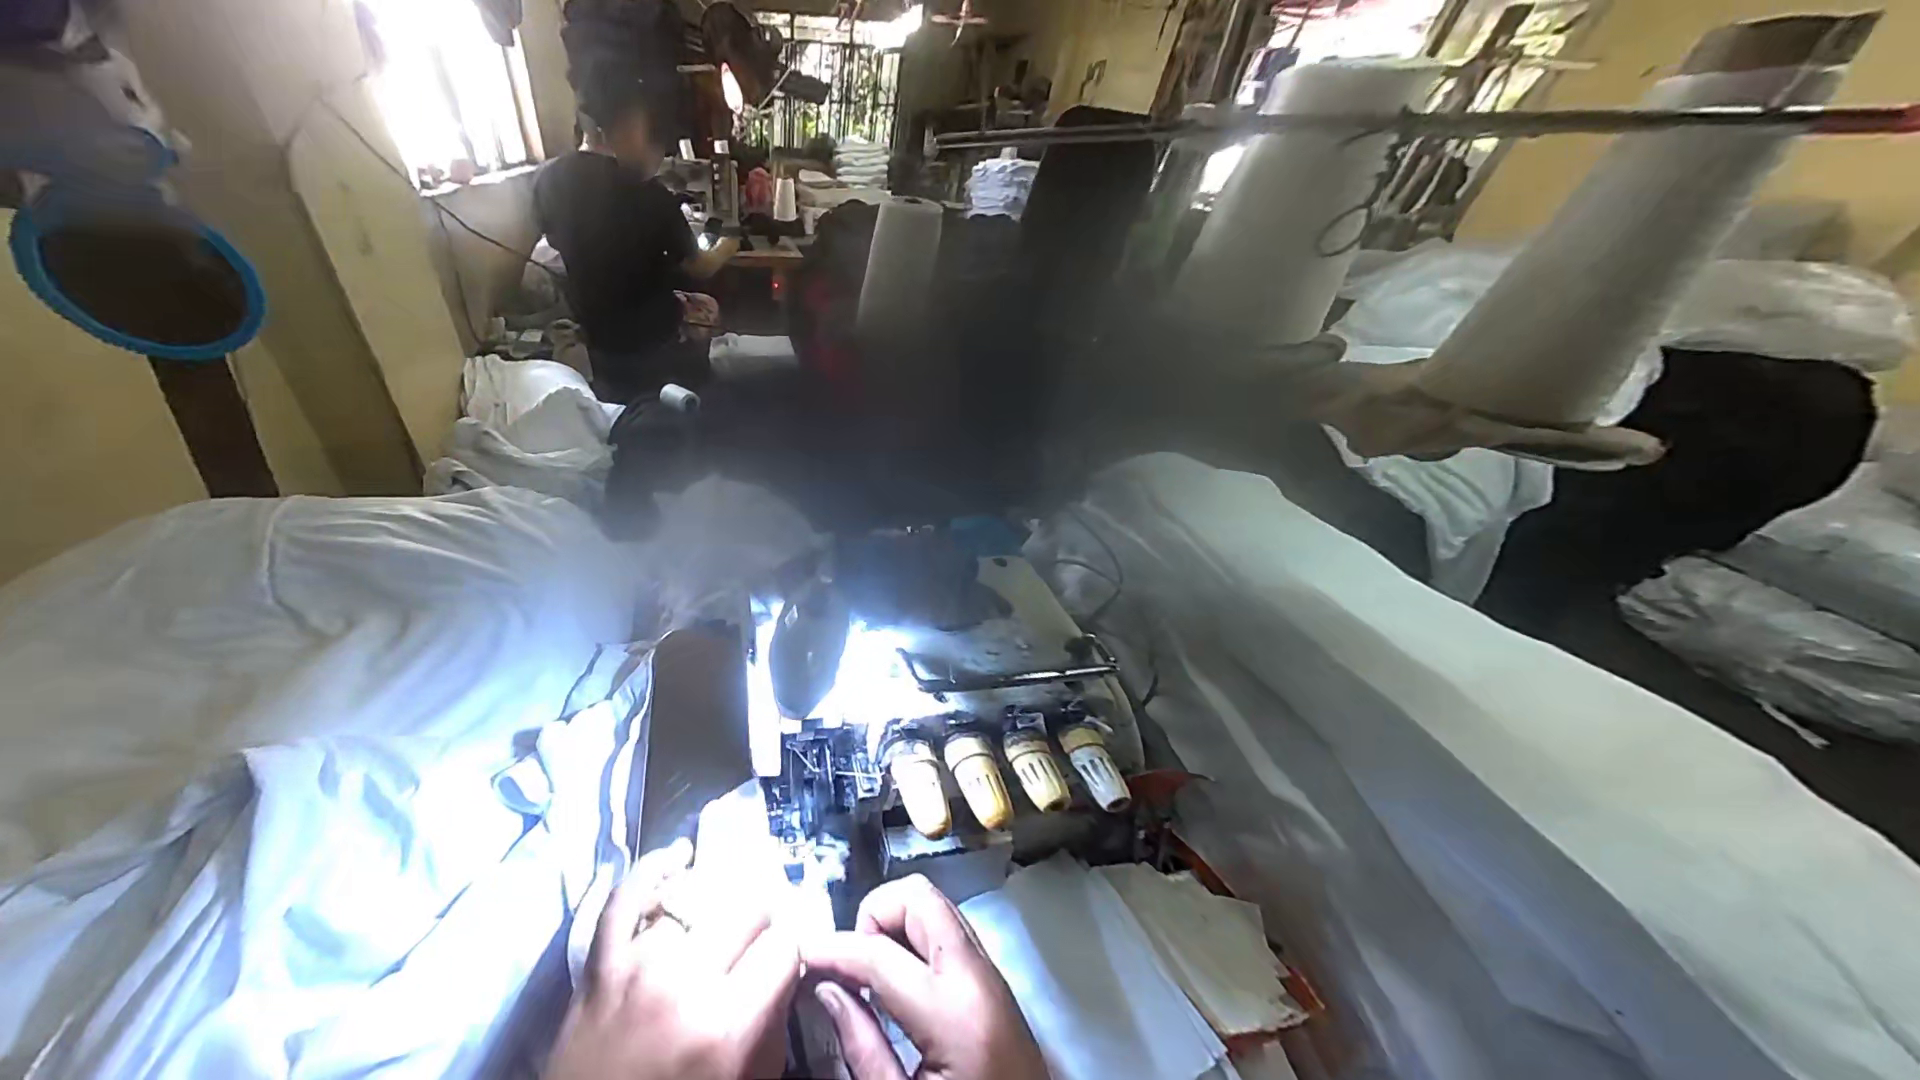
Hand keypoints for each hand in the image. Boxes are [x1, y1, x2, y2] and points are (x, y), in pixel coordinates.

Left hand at [545, 840, 800, 1079]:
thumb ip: (772, 1023)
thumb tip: (787, 968)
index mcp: (723, 1024)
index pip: (782, 947)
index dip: (789, 949)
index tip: (784, 955)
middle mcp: (683, 983)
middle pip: (748, 910)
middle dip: (761, 920)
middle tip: (756, 937)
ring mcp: (636, 966)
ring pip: (695, 898)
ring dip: (714, 904)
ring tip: (720, 914)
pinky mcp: (598, 962)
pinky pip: (626, 897)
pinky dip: (651, 870)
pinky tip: (677, 858)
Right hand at [800, 875, 1048, 1079]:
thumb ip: (862, 1047)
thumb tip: (827, 988)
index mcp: (955, 1012)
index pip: (879, 952)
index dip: (833, 949)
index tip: (803, 954)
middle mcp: (977, 974)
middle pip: (918, 897)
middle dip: (873, 916)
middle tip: (848, 964)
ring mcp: (991, 972)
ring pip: (934, 904)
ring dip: (894, 923)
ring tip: (869, 973)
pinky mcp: (993, 979)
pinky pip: (946, 930)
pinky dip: (913, 936)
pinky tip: (896, 980)